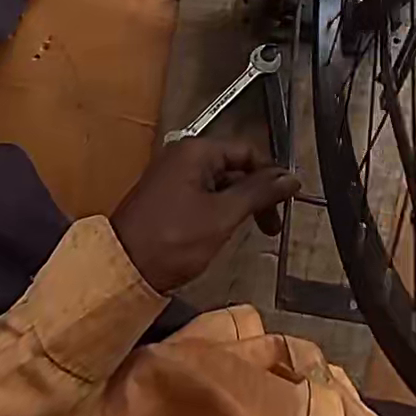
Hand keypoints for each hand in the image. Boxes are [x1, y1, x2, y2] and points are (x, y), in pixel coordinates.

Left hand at [109, 138, 301, 292]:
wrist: (124, 265)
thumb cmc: (174, 239)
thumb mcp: (223, 215)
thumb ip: (258, 193)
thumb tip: (291, 177)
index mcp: (196, 150)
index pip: (246, 151)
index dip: (270, 175)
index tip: (288, 203)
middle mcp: (183, 154)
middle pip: (233, 165)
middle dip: (255, 193)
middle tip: (271, 227)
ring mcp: (172, 173)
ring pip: (218, 181)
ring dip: (238, 203)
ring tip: (252, 232)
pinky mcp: (166, 193)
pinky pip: (202, 192)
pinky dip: (219, 208)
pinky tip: (225, 230)